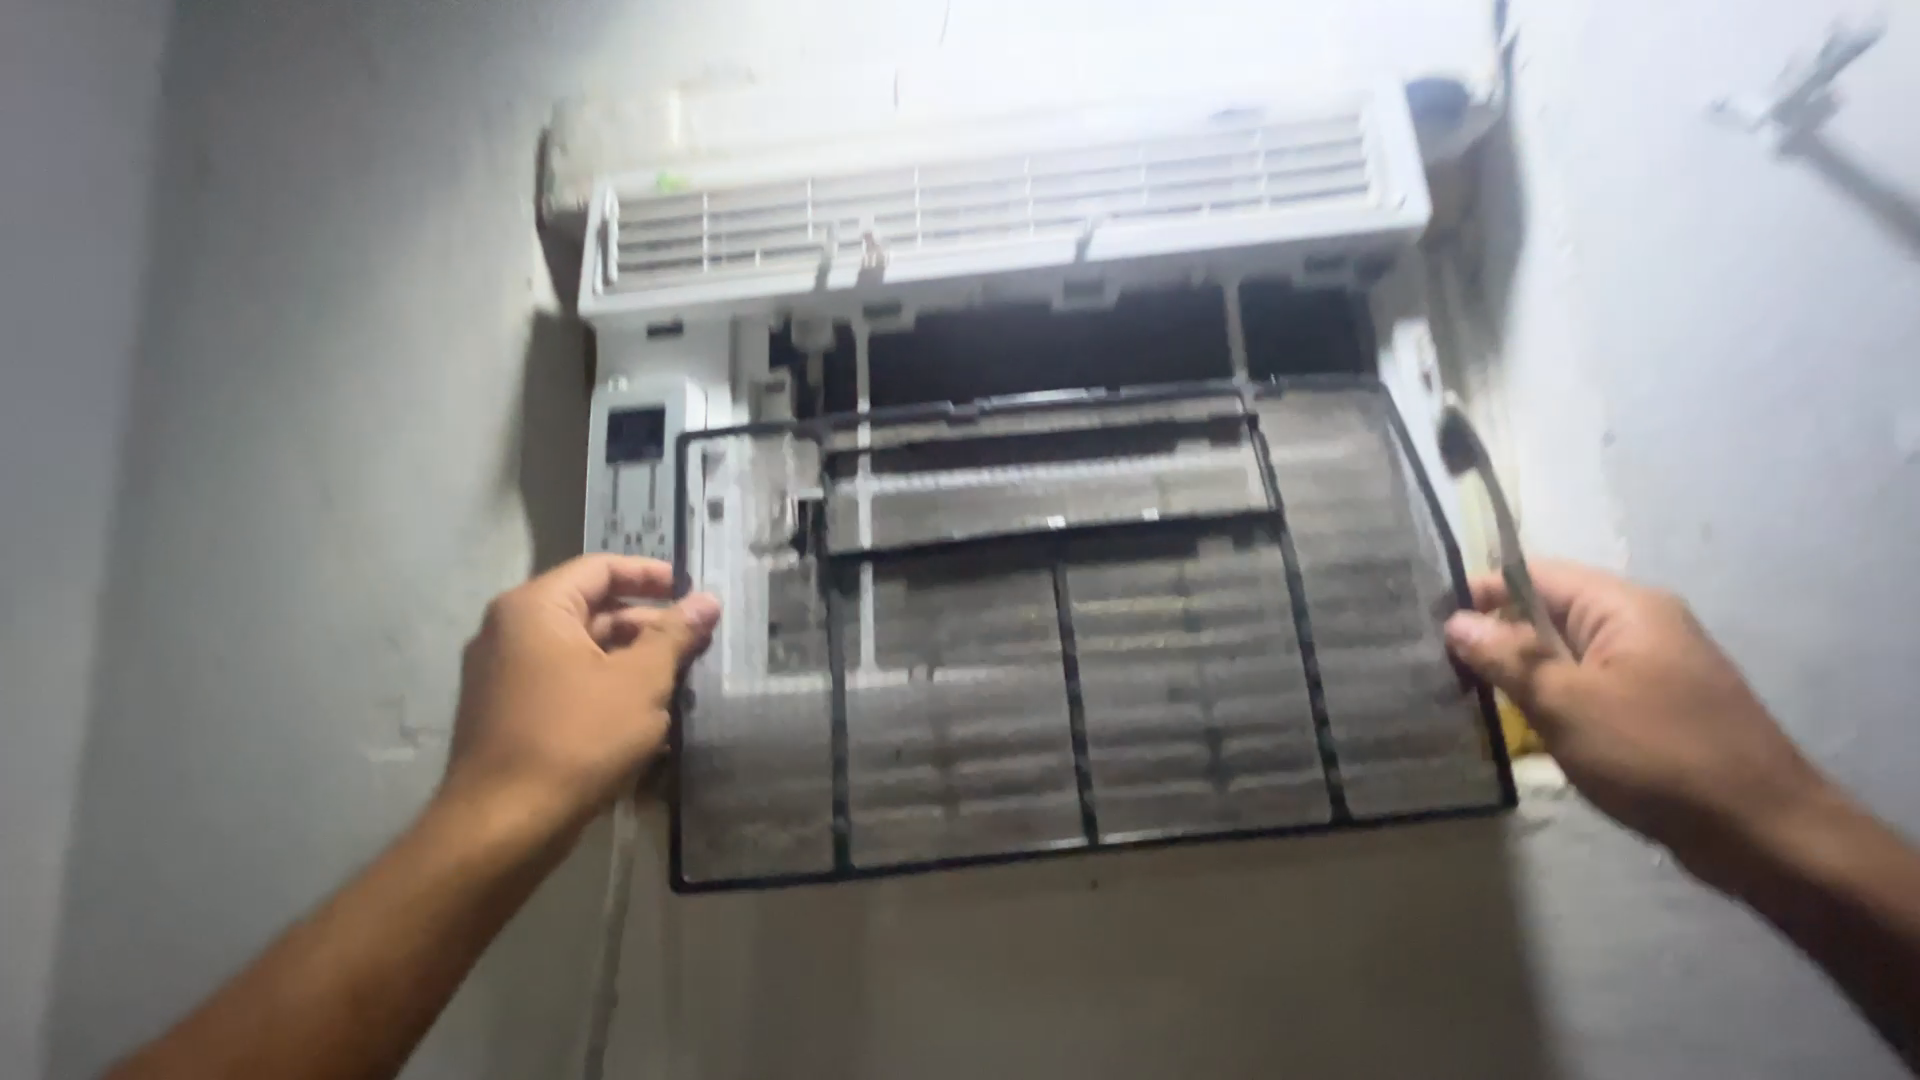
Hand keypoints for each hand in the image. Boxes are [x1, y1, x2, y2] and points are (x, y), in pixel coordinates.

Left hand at [440, 555, 720, 836]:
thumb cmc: (577, 738)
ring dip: (630, 657)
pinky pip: (564, 679)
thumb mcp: (640, 681)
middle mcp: (509, 630)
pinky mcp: (506, 711)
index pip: (601, 568)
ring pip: (580, 647)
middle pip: (590, 607)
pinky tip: (642, 712)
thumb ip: (675, 634)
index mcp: (535, 608)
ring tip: (677, 678)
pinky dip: (604, 683)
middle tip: (694, 641)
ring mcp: (502, 673)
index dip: (651, 575)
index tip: (691, 592)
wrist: (503, 826)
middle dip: (647, 623)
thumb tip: (707, 600)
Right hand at [1445, 560, 1828, 871]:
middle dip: (1492, 635)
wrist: (1765, 836)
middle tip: (1437, 663)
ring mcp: (1647, 666)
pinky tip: (1515, 720)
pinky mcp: (1650, 704)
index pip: (1532, 575)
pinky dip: (1546, 695)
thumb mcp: (1565, 701)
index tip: (1428, 623)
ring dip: (1516, 670)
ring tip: (1464, 692)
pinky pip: (1582, 683)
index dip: (1478, 593)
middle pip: (1544, 611)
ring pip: (1560, 651)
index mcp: (1623, 608)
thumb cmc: (1657, 754)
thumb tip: (1456, 621)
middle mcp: (1638, 624)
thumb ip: (1506, 656)